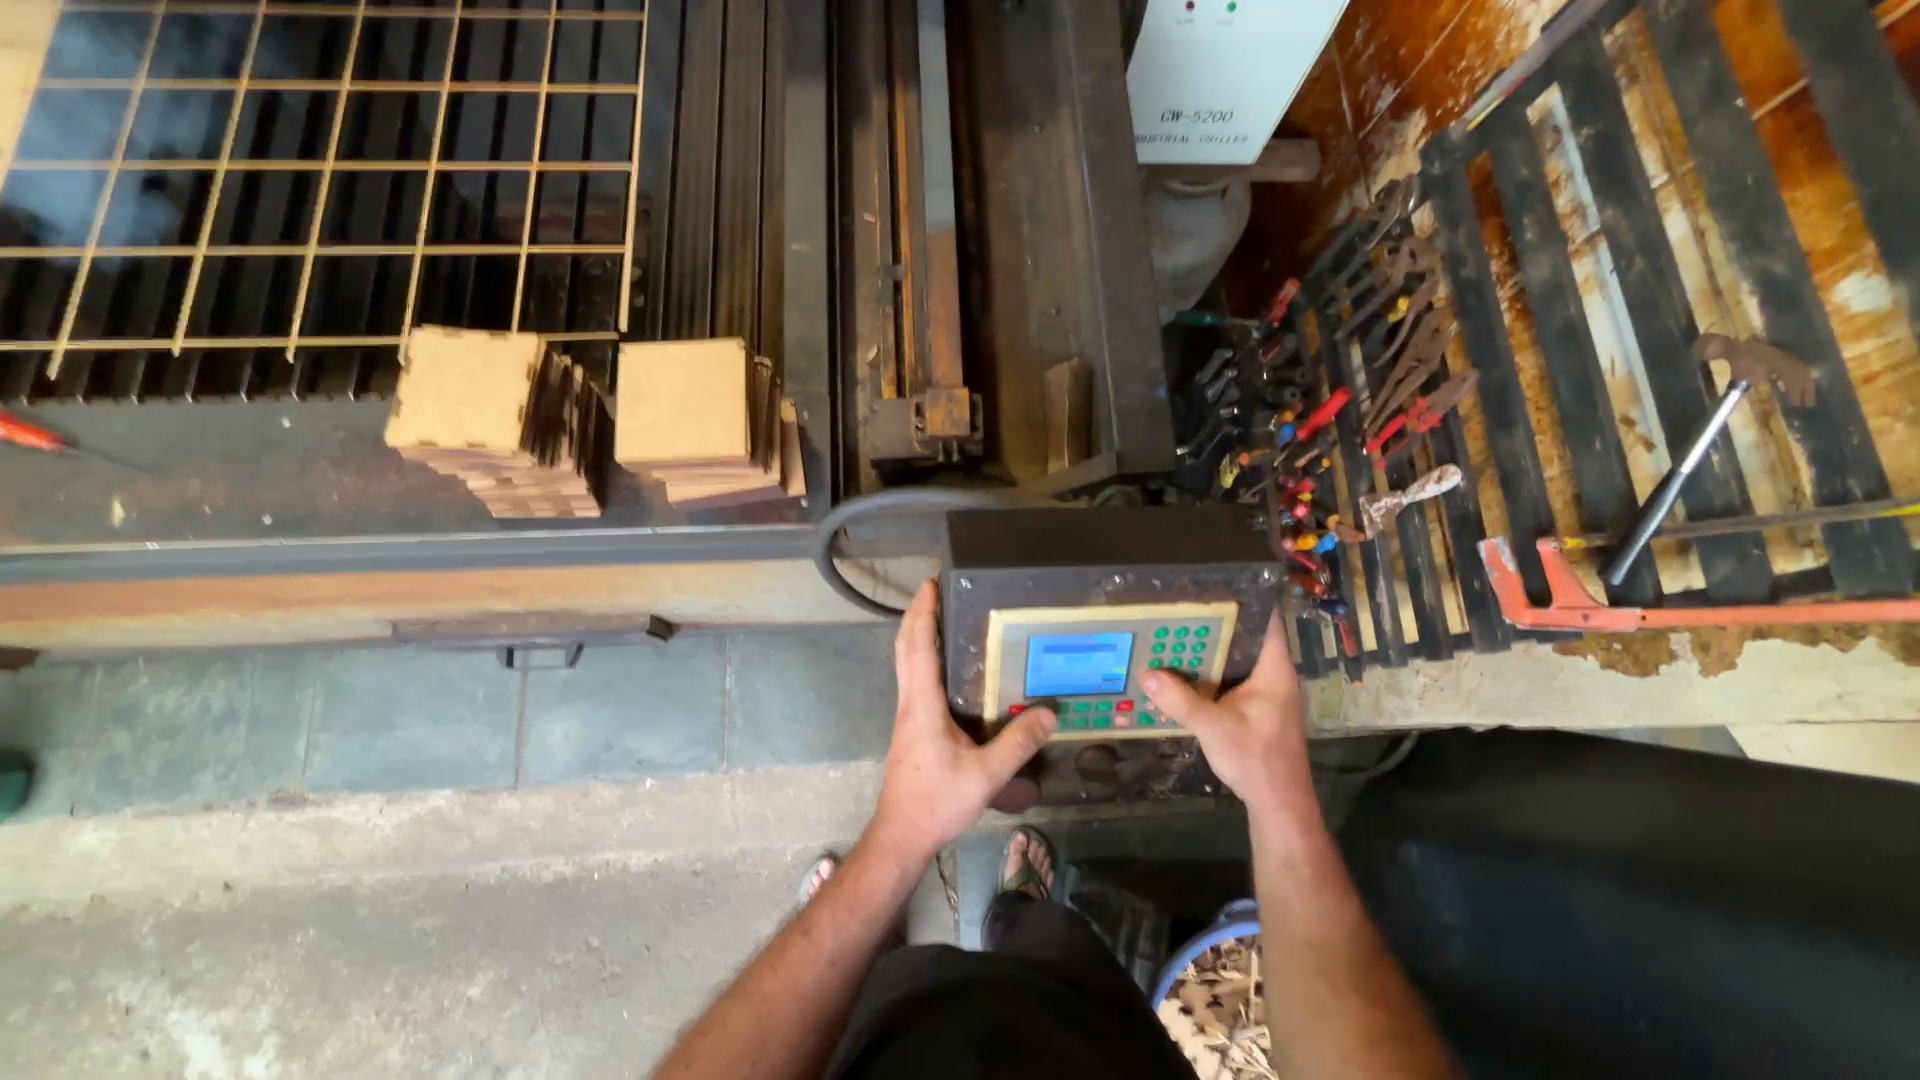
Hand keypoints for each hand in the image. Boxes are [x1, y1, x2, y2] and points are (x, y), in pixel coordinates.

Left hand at [865, 579, 1056, 863]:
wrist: (901, 834)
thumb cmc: (937, 801)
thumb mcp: (985, 775)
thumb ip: (1018, 744)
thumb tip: (1050, 712)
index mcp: (922, 705)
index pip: (918, 646)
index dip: (923, 612)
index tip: (931, 583)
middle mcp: (910, 703)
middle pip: (906, 648)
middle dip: (918, 615)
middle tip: (937, 591)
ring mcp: (907, 717)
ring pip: (906, 664)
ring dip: (918, 636)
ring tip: (943, 619)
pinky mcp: (910, 730)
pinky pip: (914, 681)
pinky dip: (923, 660)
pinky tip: (947, 669)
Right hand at [1138, 613, 1318, 824]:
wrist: (1278, 801)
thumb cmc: (1256, 758)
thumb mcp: (1213, 727)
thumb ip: (1180, 700)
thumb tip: (1147, 673)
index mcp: (1274, 669)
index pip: (1267, 620)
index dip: (1247, 598)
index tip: (1215, 582)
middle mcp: (1273, 675)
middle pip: (1246, 637)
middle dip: (1216, 623)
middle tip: (1181, 606)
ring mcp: (1266, 692)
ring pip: (1237, 660)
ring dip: (1211, 650)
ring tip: (1176, 632)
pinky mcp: (1256, 708)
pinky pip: (1231, 679)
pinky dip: (1211, 673)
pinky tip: (1183, 672)